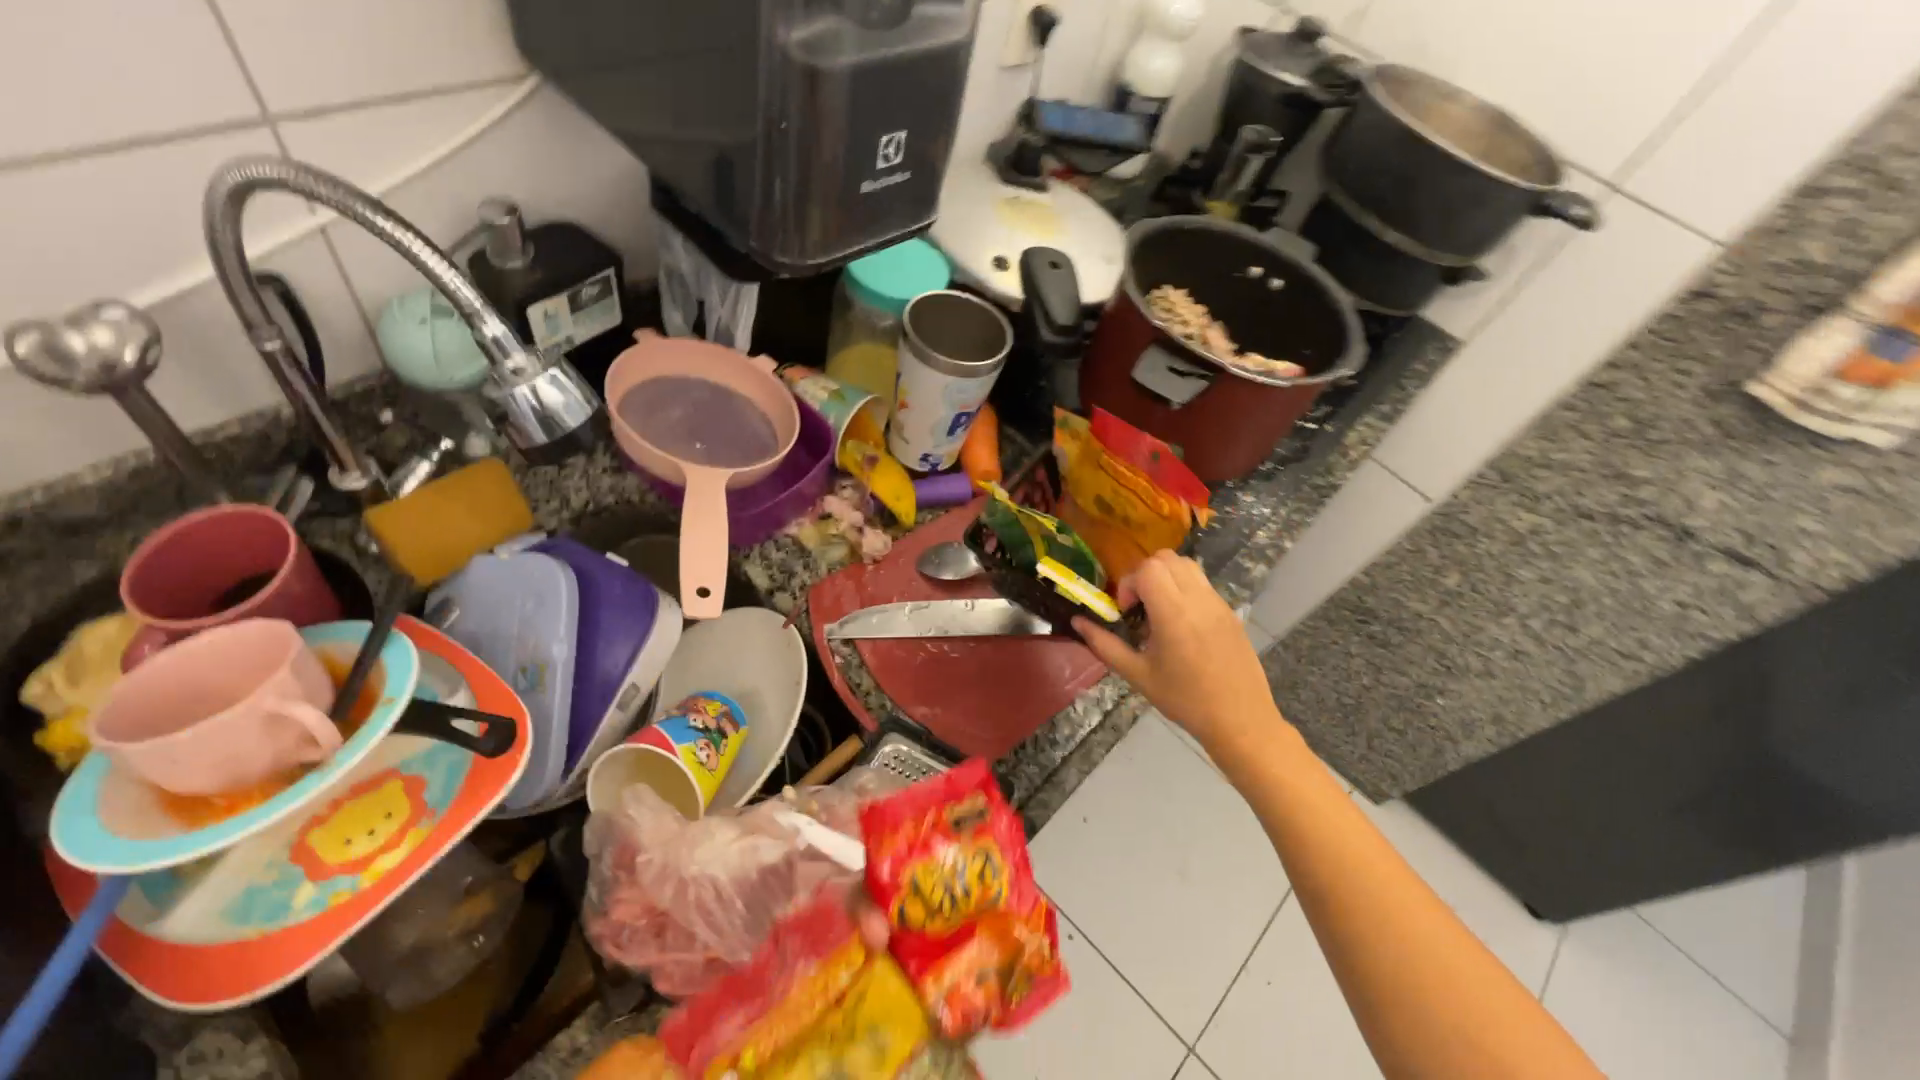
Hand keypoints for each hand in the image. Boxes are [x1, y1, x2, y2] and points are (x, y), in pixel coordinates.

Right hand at [1073, 551, 1285, 756]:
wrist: (1239, 718)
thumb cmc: (1184, 700)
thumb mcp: (1138, 675)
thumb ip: (1105, 645)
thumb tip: (1078, 622)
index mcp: (1174, 613)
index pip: (1148, 568)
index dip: (1129, 583)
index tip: (1127, 612)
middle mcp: (1198, 599)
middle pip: (1167, 558)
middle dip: (1145, 575)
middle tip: (1139, 608)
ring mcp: (1218, 603)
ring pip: (1187, 565)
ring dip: (1166, 578)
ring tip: (1159, 612)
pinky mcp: (1230, 611)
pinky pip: (1202, 584)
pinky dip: (1184, 590)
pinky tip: (1182, 625)